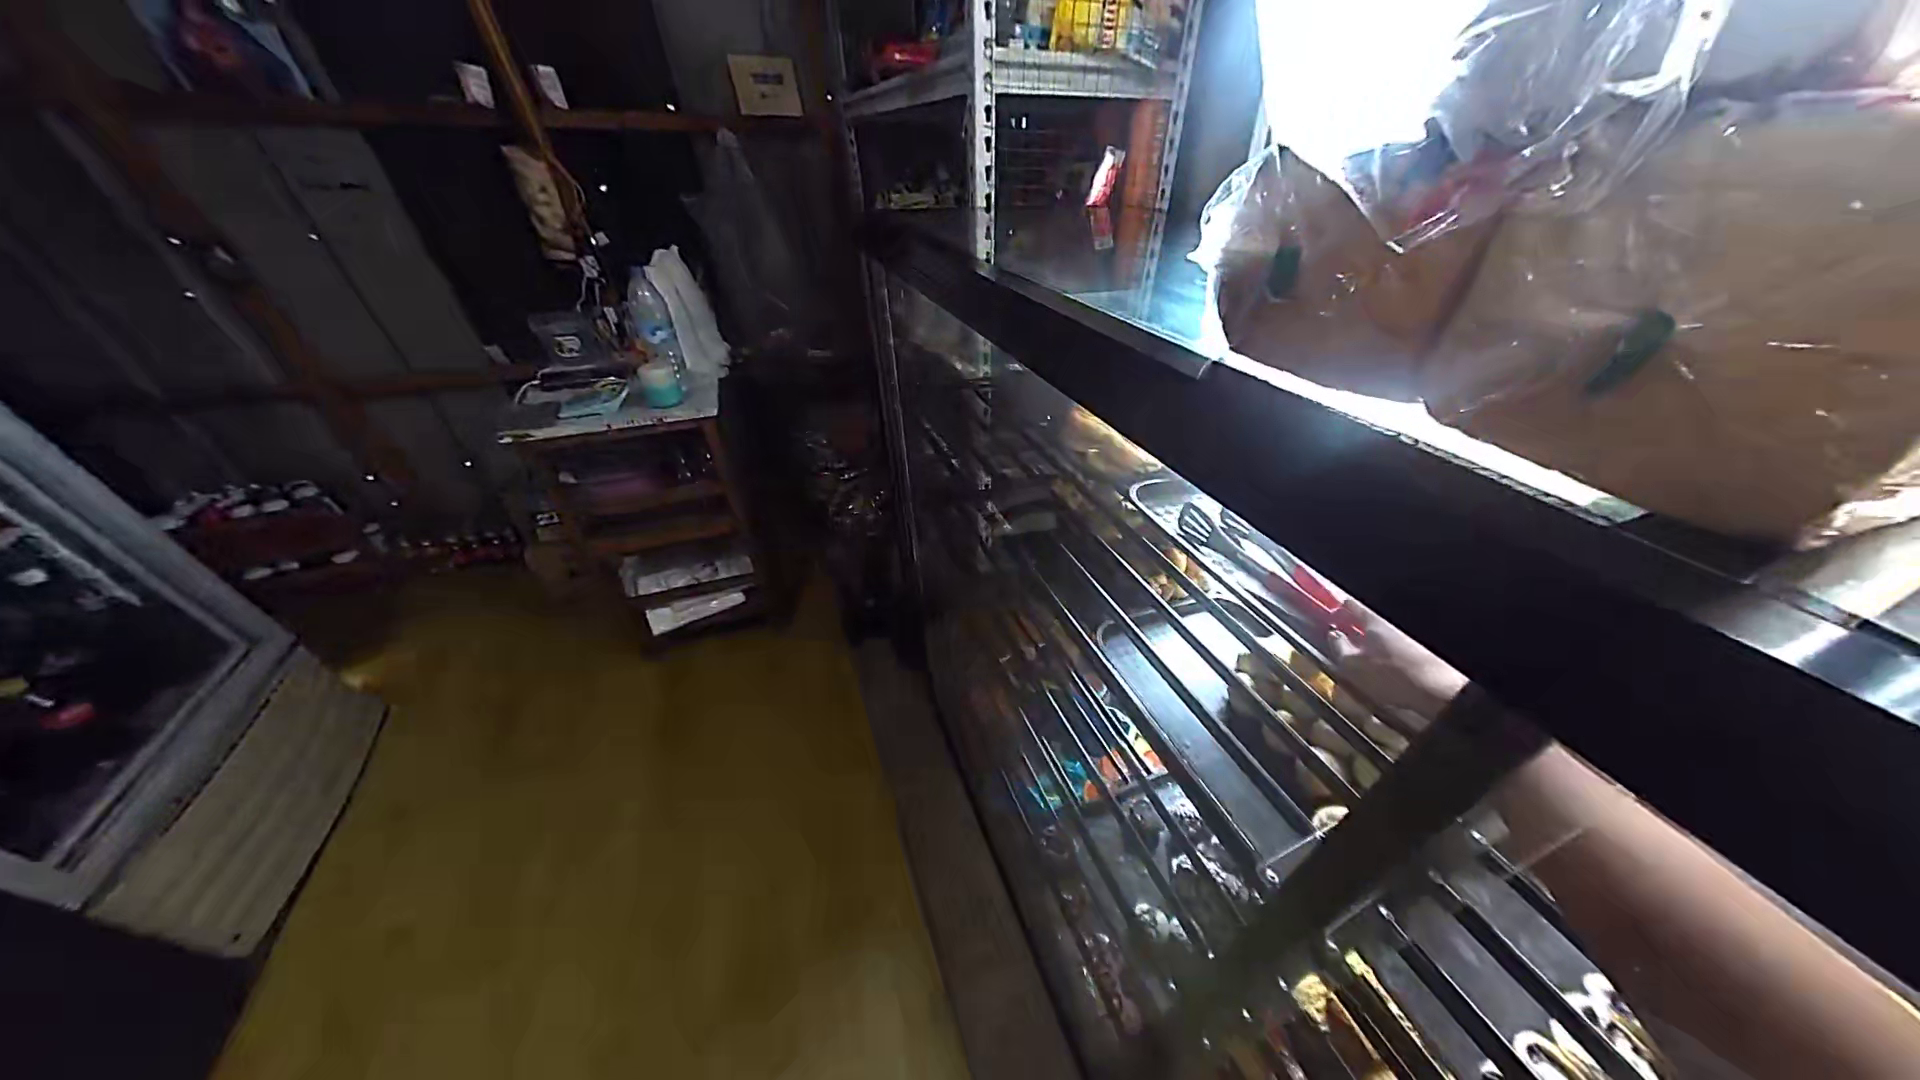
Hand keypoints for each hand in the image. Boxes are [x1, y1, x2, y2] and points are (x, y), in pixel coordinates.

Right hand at [1325, 600, 1466, 729]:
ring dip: (1376, 643)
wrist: (1440, 693)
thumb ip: (1339, 647)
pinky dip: (1391, 655)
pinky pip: (1401, 649)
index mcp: (1375, 620)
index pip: (1354, 605)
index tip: (1336, 612)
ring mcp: (1411, 637)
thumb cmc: (1391, 676)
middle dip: (1359, 627)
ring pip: (1388, 635)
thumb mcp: (1353, 665)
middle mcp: (1395, 623)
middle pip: (1372, 620)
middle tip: (1348, 638)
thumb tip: (1334, 635)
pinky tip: (1388, 670)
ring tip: (1368, 659)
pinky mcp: (1424, 653)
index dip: (1342, 608)